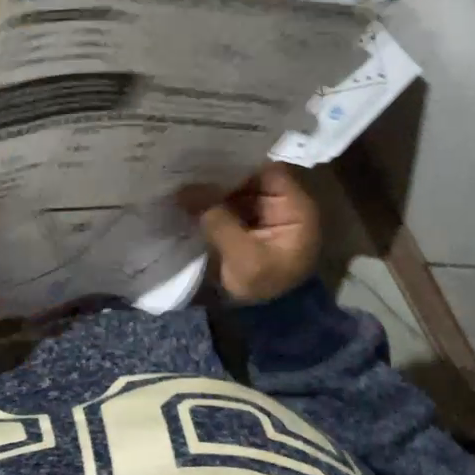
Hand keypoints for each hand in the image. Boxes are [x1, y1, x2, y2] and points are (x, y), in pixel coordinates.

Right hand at [179, 164, 320, 303]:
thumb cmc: (265, 288)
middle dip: (218, 170)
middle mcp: (281, 202)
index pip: (266, 168)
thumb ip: (218, 221)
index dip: (237, 158)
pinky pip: (226, 201)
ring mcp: (263, 212)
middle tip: (184, 161)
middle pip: (248, 174)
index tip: (205, 152)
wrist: (269, 322)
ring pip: (234, 186)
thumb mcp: (244, 259)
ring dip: (210, 183)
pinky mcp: (246, 222)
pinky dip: (208, 198)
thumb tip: (185, 190)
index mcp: (295, 206)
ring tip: (179, 173)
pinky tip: (184, 191)